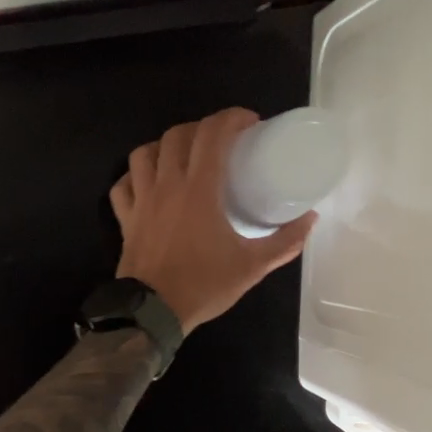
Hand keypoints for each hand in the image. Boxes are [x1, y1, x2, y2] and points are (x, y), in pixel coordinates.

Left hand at [110, 108, 318, 331]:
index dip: (232, 118)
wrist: (152, 314)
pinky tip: (147, 184)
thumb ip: (285, 241)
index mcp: (198, 189)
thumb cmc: (202, 287)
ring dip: (162, 147)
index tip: (249, 125)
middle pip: (176, 136)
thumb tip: (310, 219)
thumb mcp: (252, 266)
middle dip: (200, 129)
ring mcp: (140, 203)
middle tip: (218, 142)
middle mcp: (166, 187)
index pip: (212, 133)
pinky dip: (133, 178)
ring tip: (180, 157)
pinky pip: (121, 187)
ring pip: (143, 154)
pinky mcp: (125, 221)